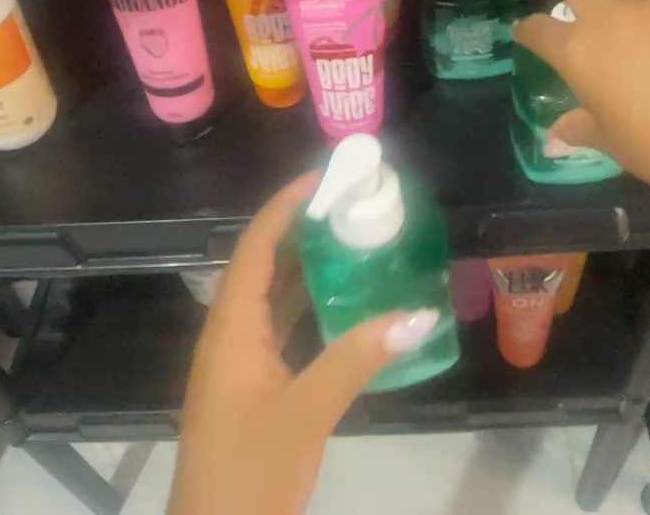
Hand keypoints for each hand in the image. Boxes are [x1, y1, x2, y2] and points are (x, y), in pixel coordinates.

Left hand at [170, 173, 442, 514]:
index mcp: (231, 327)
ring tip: (353, 240)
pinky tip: (345, 303)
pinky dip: (309, 309)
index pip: (255, 248)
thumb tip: (418, 314)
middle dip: (301, 231)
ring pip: (273, 298)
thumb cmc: (250, 471)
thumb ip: (358, 359)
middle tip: (349, 206)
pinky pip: (280, 329)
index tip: (322, 179)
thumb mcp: (307, 413)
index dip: (284, 207)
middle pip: (264, 265)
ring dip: (307, 268)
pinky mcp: (252, 385)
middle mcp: (230, 333)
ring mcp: (239, 361)